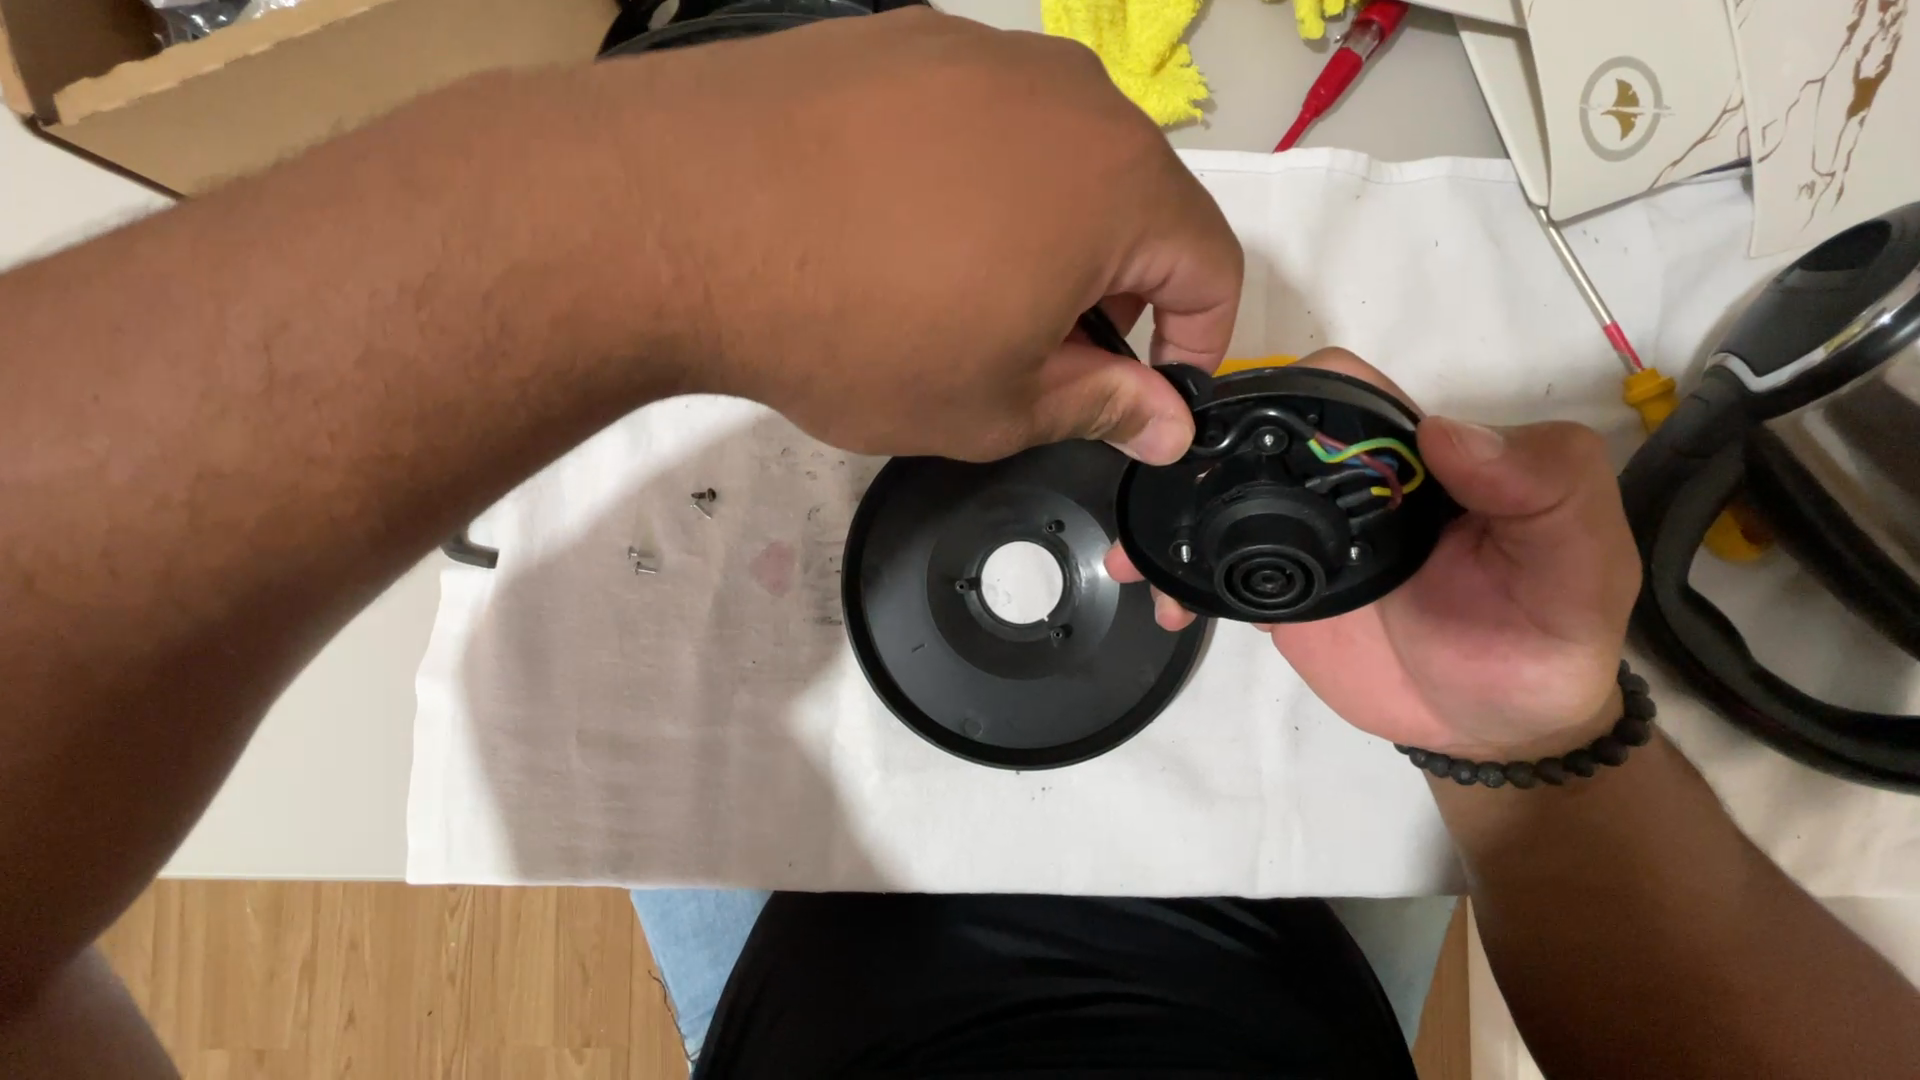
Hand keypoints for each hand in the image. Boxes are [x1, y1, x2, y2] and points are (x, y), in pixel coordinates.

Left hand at [555, 9, 1240, 462]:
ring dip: (1044, 244)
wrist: (681, 219)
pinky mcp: (906, 43)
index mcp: (1118, 185)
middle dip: (1113, 298)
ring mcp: (982, 57)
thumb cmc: (860, 331)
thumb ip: (1099, 407)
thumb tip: (1168, 420)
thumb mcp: (993, 406)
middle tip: (1044, 362)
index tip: (1150, 394)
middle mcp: (1069, 97)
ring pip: (1057, 165)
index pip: (1214, 266)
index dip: (1195, 344)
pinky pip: (979, 130)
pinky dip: (977, 193)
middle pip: (1136, 209)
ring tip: (965, 304)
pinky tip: (904, 238)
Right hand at [1106, 350, 1640, 758]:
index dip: (1287, 389)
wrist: (1493, 730)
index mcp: (1407, 459)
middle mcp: (1342, 487)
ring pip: (1222, 505)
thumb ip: (1541, 485)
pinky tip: (1161, 605)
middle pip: (1257, 442)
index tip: (1235, 419)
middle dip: (1197, 453)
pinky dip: (1180, 584)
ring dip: (1170, 518)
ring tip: (1132, 555)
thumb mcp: (1580, 560)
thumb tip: (1442, 429)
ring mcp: (1300, 541)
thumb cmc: (1544, 637)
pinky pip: (1218, 574)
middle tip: (1154, 484)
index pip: (1339, 393)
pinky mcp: (1276, 595)